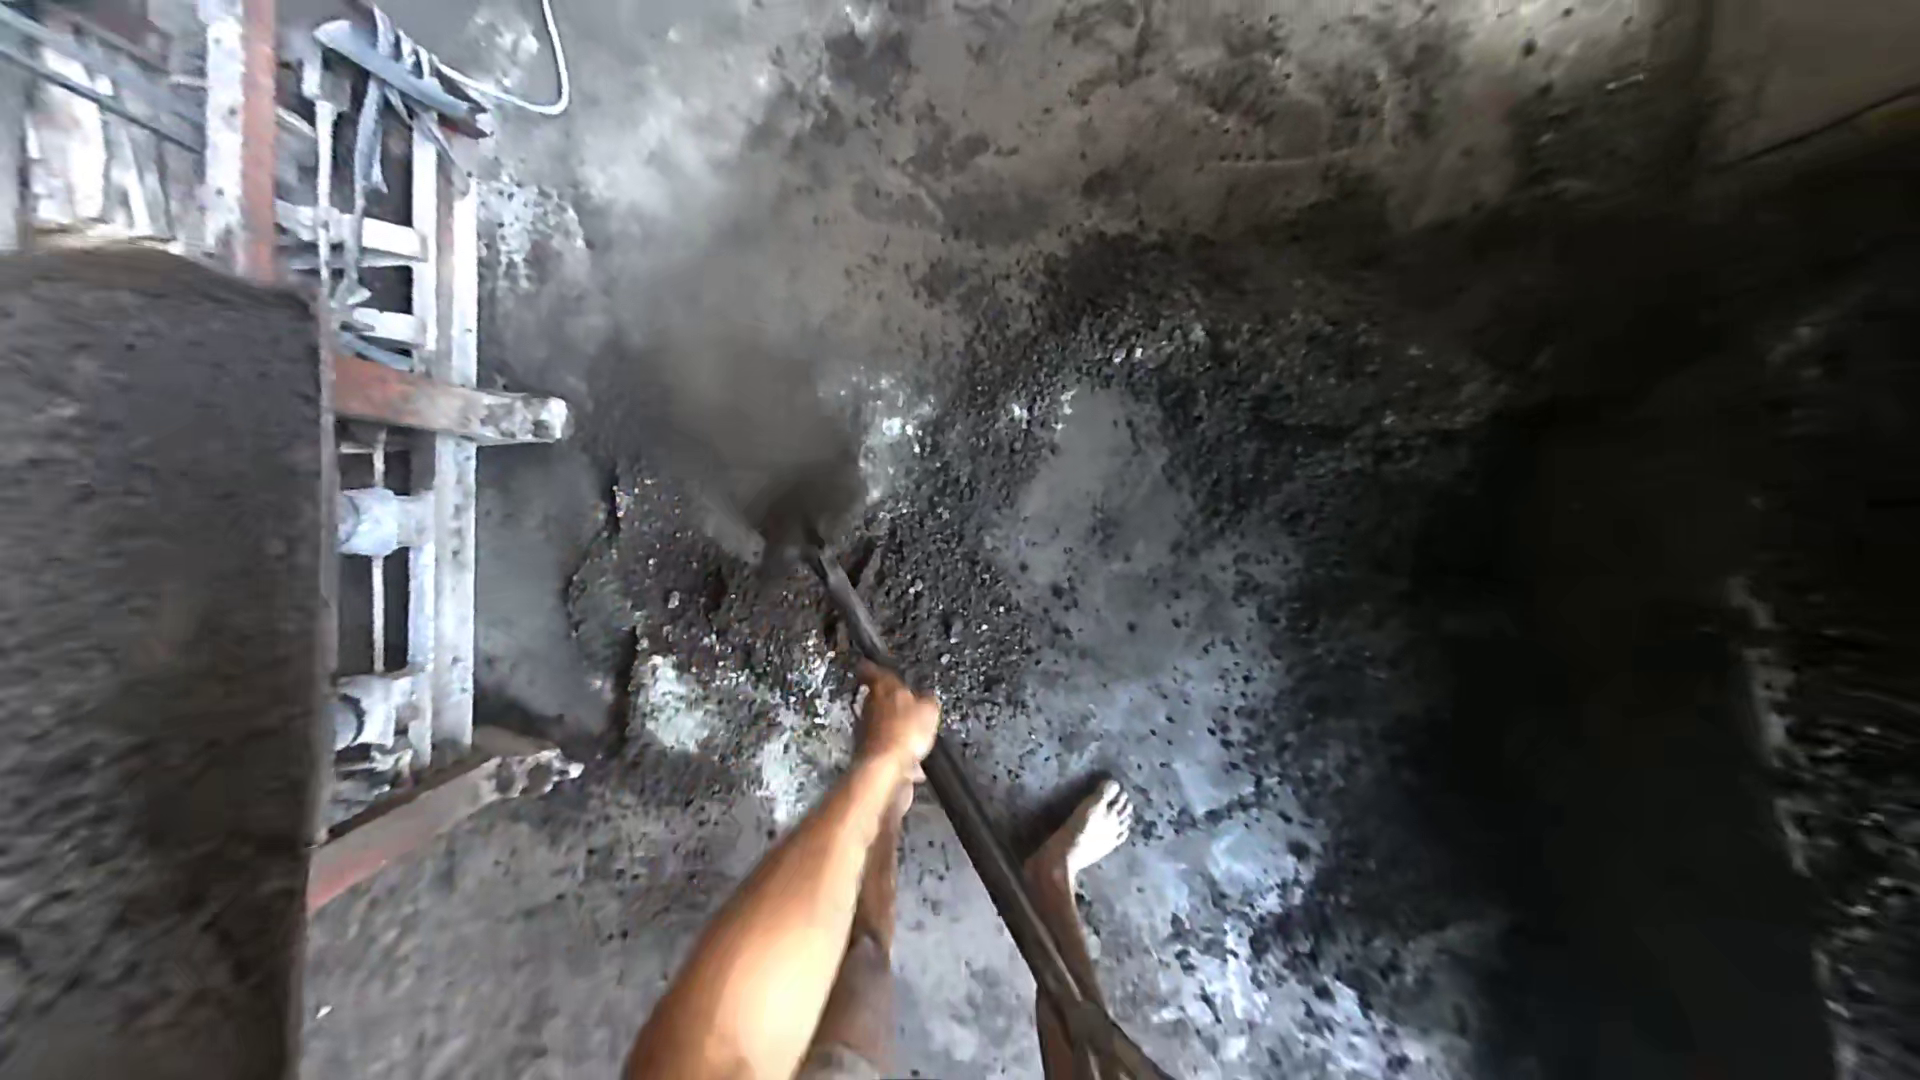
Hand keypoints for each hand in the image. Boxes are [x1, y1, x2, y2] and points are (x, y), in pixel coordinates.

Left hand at [855, 661, 939, 779]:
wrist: (884, 769)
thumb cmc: (903, 733)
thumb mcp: (928, 710)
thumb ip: (928, 701)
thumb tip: (929, 699)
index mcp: (883, 689)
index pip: (873, 671)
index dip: (871, 667)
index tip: (867, 664)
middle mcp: (870, 708)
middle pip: (876, 699)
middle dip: (890, 702)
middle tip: (902, 703)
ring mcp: (867, 731)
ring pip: (883, 725)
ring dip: (896, 730)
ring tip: (915, 738)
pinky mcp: (869, 754)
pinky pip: (888, 749)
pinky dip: (899, 754)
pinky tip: (914, 765)